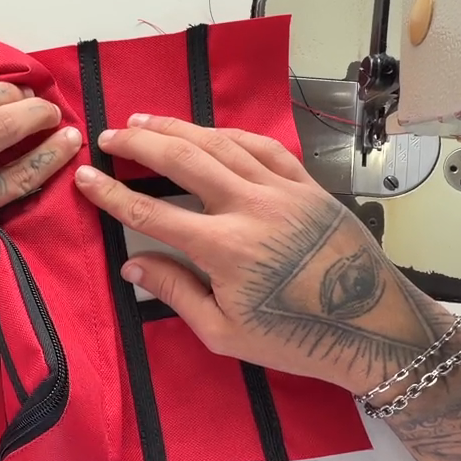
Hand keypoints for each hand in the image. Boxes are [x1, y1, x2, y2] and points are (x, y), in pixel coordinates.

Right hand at [73, 114, 450, 392]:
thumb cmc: (295, 339)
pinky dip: (229, 133)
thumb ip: (176, 292)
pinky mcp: (308, 185)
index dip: (111, 193)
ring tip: (144, 121)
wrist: (375, 329)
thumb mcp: (224, 332)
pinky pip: (263, 146)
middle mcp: (250, 208)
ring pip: (220, 144)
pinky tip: (208, 130)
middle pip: (183, 160)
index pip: (150, 212)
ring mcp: (282, 190)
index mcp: (224, 249)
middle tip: (109, 135)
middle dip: (140, 143)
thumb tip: (132, 264)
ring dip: (177, 128)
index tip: (85, 176)